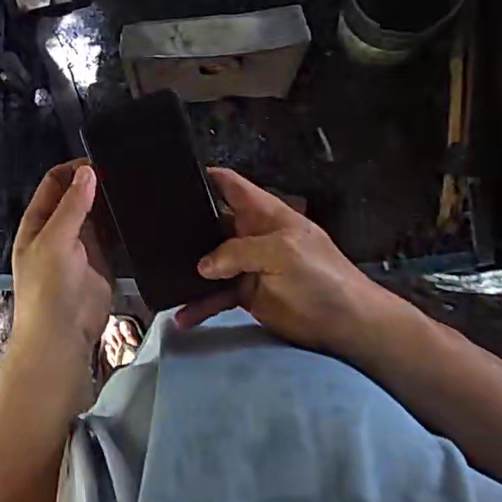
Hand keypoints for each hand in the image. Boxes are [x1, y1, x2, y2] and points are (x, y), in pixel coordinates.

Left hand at [9, 161, 112, 372]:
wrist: (62, 336)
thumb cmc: (46, 290)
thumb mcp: (55, 241)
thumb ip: (72, 206)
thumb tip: (86, 173)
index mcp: (38, 221)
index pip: (55, 182)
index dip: (74, 170)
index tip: (100, 162)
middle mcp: (58, 229)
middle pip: (78, 195)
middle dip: (96, 183)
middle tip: (122, 172)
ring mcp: (81, 245)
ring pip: (97, 214)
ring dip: (110, 203)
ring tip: (133, 188)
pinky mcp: (102, 261)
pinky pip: (112, 235)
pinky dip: (122, 224)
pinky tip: (136, 213)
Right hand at [175, 168, 405, 353]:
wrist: (349, 325)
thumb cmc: (323, 277)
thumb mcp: (282, 252)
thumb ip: (238, 252)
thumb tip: (203, 266)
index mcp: (264, 214)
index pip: (231, 185)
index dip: (205, 176)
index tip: (174, 177)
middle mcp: (251, 235)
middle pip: (211, 222)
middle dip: (185, 224)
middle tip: (152, 228)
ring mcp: (247, 266)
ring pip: (208, 262)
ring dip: (187, 269)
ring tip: (160, 275)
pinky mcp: (246, 294)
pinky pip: (215, 297)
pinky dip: (199, 305)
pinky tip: (182, 316)